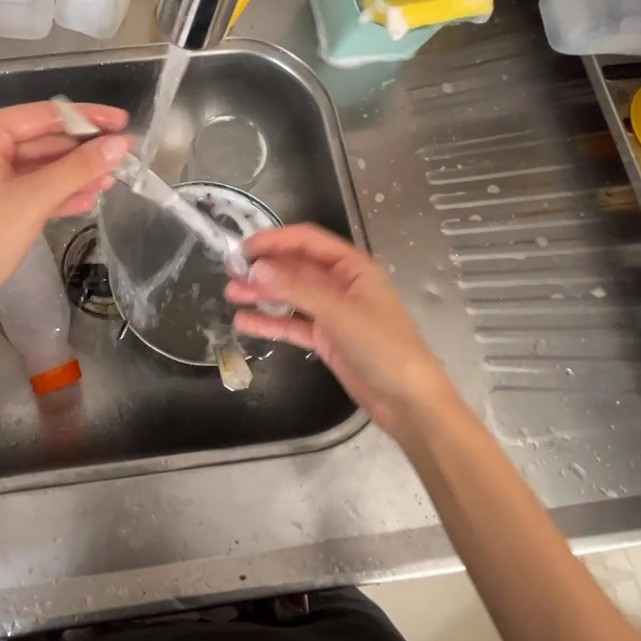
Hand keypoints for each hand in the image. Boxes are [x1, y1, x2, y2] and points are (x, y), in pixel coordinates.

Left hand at [0, 101, 131, 327]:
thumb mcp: (36, 199)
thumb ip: (79, 167)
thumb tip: (121, 143)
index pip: (42, 115)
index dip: (87, 117)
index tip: (122, 120)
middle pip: (40, 139)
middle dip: (81, 151)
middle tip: (123, 154)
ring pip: (36, 166)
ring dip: (73, 174)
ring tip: (112, 179)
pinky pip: (25, 186)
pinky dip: (54, 192)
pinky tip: (88, 197)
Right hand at [226, 225, 451, 434]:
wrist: (410, 400)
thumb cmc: (384, 346)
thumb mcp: (339, 313)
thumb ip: (297, 290)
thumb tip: (257, 269)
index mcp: (353, 267)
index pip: (308, 241)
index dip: (276, 240)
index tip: (245, 247)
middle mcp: (341, 284)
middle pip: (296, 267)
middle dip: (265, 267)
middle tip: (231, 271)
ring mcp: (333, 312)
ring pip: (291, 295)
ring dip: (263, 293)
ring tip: (231, 294)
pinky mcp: (326, 339)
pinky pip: (293, 323)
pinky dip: (270, 321)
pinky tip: (245, 322)